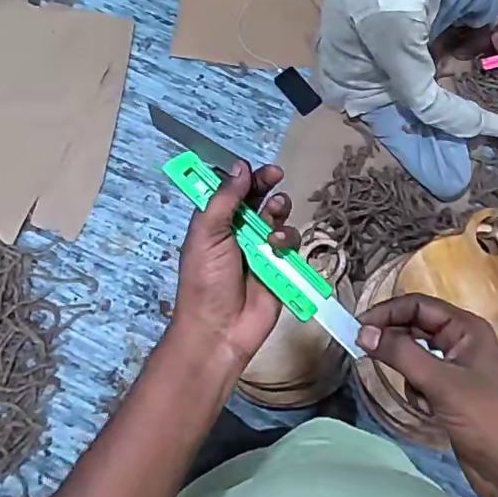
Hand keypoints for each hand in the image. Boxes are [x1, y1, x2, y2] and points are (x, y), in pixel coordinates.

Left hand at [170, 161, 295, 371]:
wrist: (220, 330)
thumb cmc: (205, 281)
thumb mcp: (206, 234)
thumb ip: (224, 199)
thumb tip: (240, 166)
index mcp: (215, 221)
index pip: (232, 189)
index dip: (243, 176)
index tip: (253, 167)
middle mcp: (239, 230)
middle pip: (259, 197)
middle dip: (267, 185)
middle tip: (275, 176)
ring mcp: (262, 247)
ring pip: (279, 216)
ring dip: (278, 211)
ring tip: (274, 216)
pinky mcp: (281, 264)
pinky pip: (291, 241)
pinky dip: (287, 238)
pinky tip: (277, 246)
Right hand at [357, 295, 497, 496]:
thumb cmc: (487, 419)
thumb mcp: (442, 383)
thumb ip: (401, 354)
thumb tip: (363, 331)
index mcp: (466, 328)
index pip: (419, 306)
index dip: (388, 312)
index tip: (359, 326)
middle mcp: (461, 342)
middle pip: (415, 327)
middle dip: (393, 339)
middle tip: (363, 350)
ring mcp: (456, 368)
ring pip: (414, 355)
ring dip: (407, 371)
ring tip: (418, 392)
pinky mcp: (450, 394)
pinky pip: (420, 380)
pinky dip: (416, 392)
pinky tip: (428, 409)